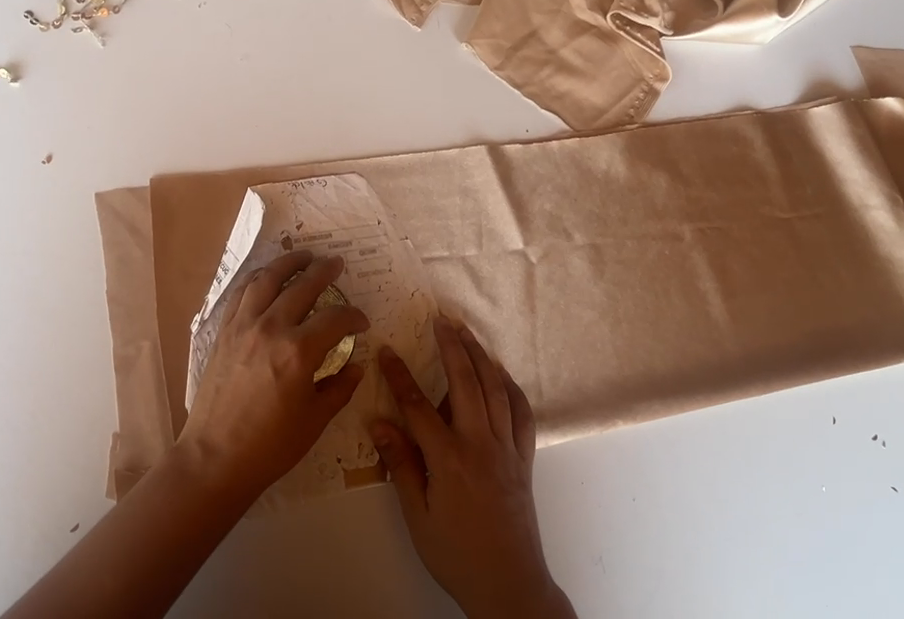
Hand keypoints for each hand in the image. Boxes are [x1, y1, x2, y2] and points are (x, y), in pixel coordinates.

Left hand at [174, 251, 368, 502]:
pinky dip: (256, 279)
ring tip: (303, 255)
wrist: (215, 458)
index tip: (362, 322)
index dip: (353, 316)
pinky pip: (241, 294)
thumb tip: (356, 366)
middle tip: (336, 263)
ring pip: (267, 280)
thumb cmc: (270, 446)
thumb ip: (339, 388)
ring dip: (287, 264)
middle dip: (323, 272)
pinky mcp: (223, 332)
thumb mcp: (315, 420)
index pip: (335, 320)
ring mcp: (242, 327)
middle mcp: (271, 329)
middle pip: (302, 287)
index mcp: (298, 352)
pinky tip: (265, 277)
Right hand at [373, 319, 575, 618]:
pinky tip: (501, 374)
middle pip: (465, 383)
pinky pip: (522, 413)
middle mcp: (480, 444)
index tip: (387, 350)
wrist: (509, 584)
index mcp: (449, 458)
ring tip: (467, 333)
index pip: (418, 406)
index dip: (400, 376)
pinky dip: (512, 388)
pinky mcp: (524, 458)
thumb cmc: (455, 553)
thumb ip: (401, 465)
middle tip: (440, 319)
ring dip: (481, 357)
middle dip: (451, 347)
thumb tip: (379, 422)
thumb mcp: (417, 515)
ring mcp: (507, 449)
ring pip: (496, 390)